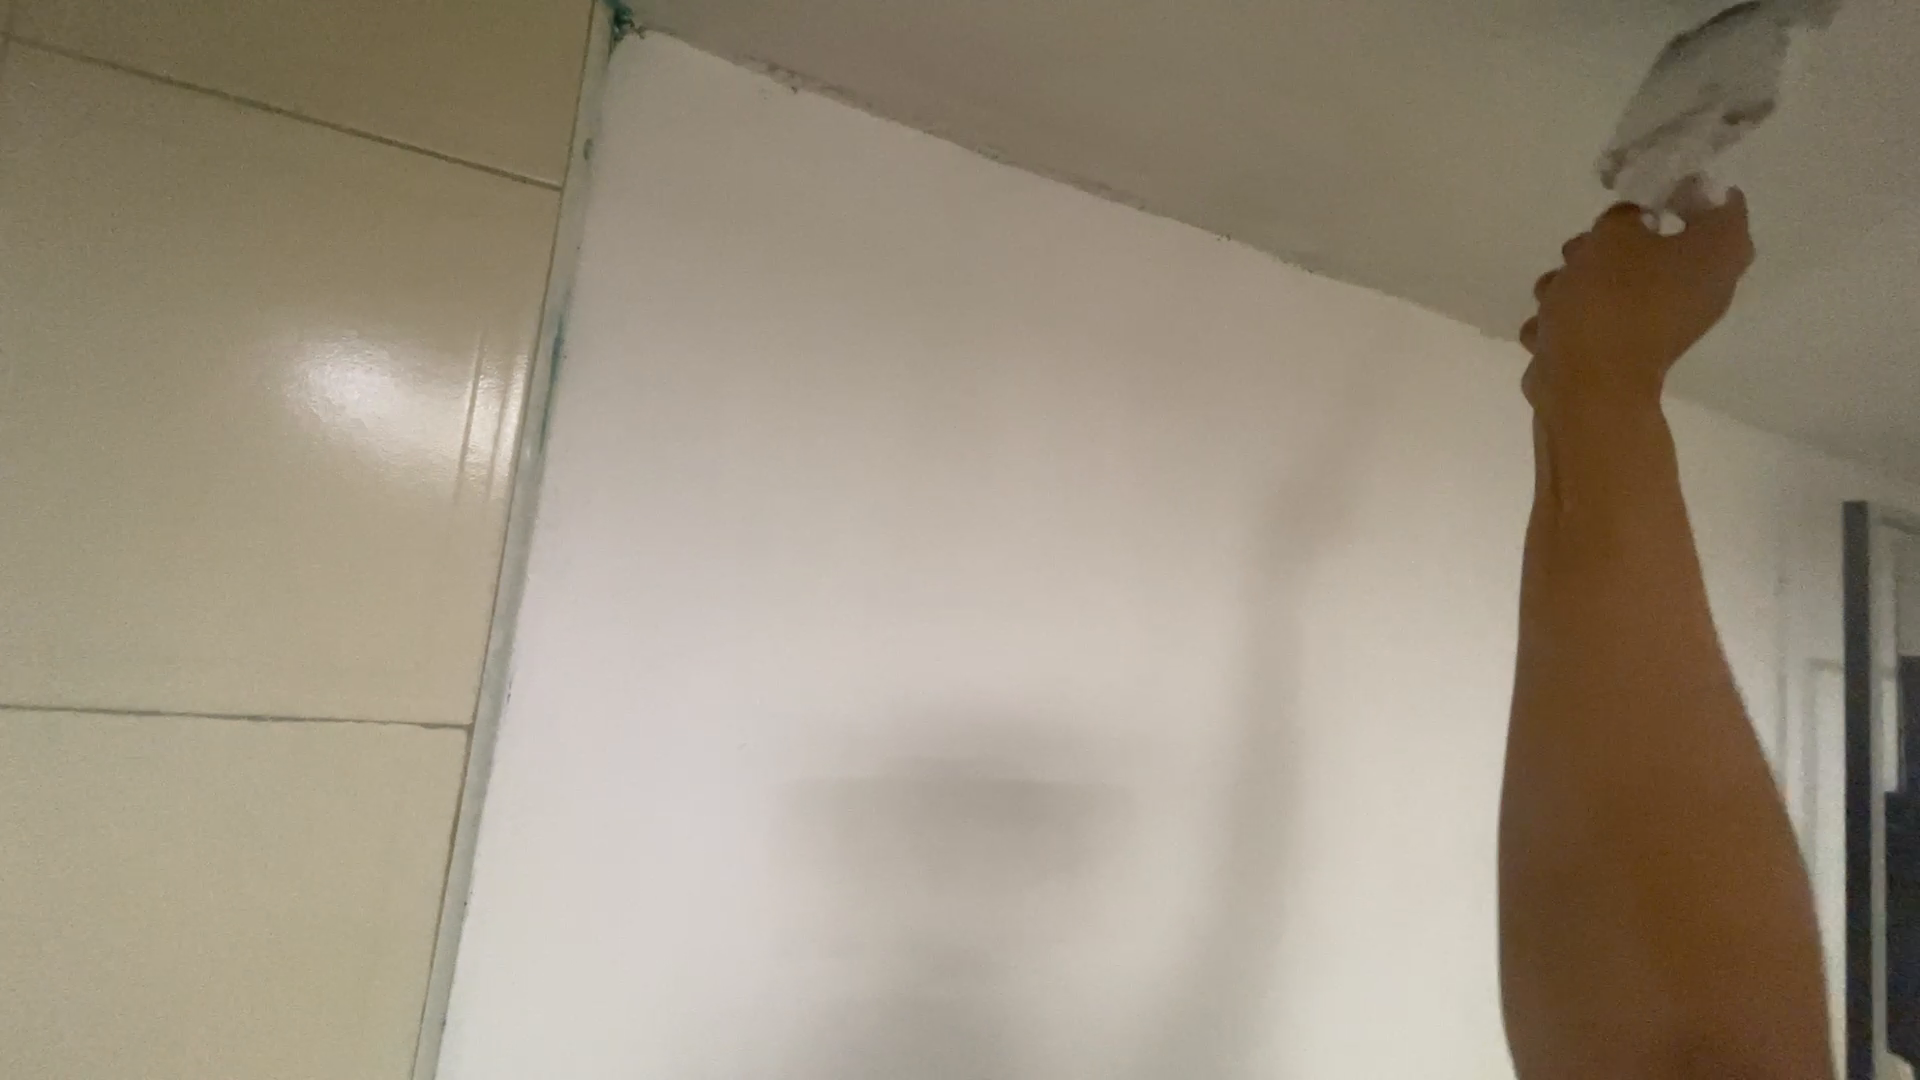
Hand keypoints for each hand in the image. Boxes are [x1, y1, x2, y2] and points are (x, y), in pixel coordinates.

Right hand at [1520, 183, 1754, 410]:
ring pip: (1614, 282)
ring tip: (1550, 296)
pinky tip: (1549, 331)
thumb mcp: (1612, 238)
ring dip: (1574, 284)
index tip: (1628, 201)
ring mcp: (1662, 320)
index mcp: (1720, 248)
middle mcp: (1704, 283)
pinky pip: (1595, 320)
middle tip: (1576, 252)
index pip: (1715, 197)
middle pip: (1653, 243)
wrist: (1585, 386)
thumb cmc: (1609, 304)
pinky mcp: (1624, 348)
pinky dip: (1569, 322)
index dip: (1671, 190)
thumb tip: (1632, 221)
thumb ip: (1623, 216)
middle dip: (1605, 246)